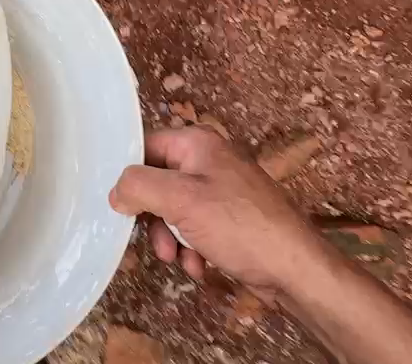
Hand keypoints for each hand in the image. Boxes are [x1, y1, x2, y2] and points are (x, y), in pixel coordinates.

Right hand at [109, 128, 320, 295]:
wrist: (296, 269)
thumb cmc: (238, 225)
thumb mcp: (181, 200)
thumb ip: (139, 186)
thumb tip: (116, 191)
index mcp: (196, 142)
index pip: (146, 148)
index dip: (131, 177)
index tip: (123, 208)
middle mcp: (208, 159)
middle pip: (159, 182)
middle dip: (155, 218)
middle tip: (159, 244)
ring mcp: (221, 189)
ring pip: (175, 209)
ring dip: (172, 238)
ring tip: (181, 260)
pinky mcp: (230, 218)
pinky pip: (195, 226)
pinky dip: (192, 247)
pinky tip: (200, 265)